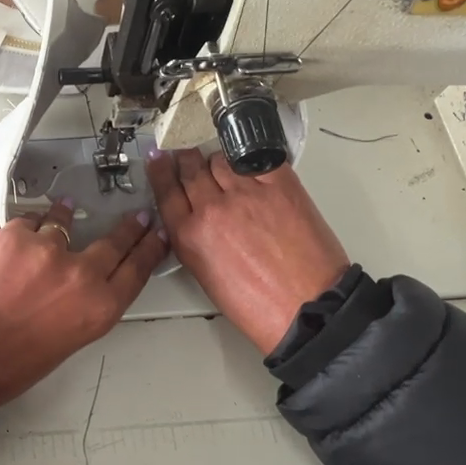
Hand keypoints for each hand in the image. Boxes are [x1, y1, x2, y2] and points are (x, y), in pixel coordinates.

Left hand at [0, 200, 167, 405]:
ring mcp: (47, 250)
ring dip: (67, 218)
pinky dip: (30, 226)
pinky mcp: (15, 236)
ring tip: (67, 211)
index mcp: (100, 308)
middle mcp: (82, 275)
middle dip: (127, 228)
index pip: (137, 269)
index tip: (156, 234)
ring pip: (66, 223)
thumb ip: (88, 306)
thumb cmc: (16, 361)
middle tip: (136, 217)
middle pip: (114, 243)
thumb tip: (87, 283)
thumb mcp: (72, 339)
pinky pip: (31, 220)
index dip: (149, 249)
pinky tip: (26, 232)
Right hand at [149, 149, 350, 354]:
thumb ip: (192, 239)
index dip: (160, 169)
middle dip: (186, 160)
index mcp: (189, 236)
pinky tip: (249, 164)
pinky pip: (255, 158)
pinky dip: (248, 159)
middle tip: (187, 154)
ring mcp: (247, 194)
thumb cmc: (258, 304)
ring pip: (220, 159)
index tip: (159, 159)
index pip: (165, 190)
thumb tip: (192, 214)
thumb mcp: (205, 274)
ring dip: (218, 162)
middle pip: (190, 168)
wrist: (307, 309)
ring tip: (225, 169)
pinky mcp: (281, 186)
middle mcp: (213, 209)